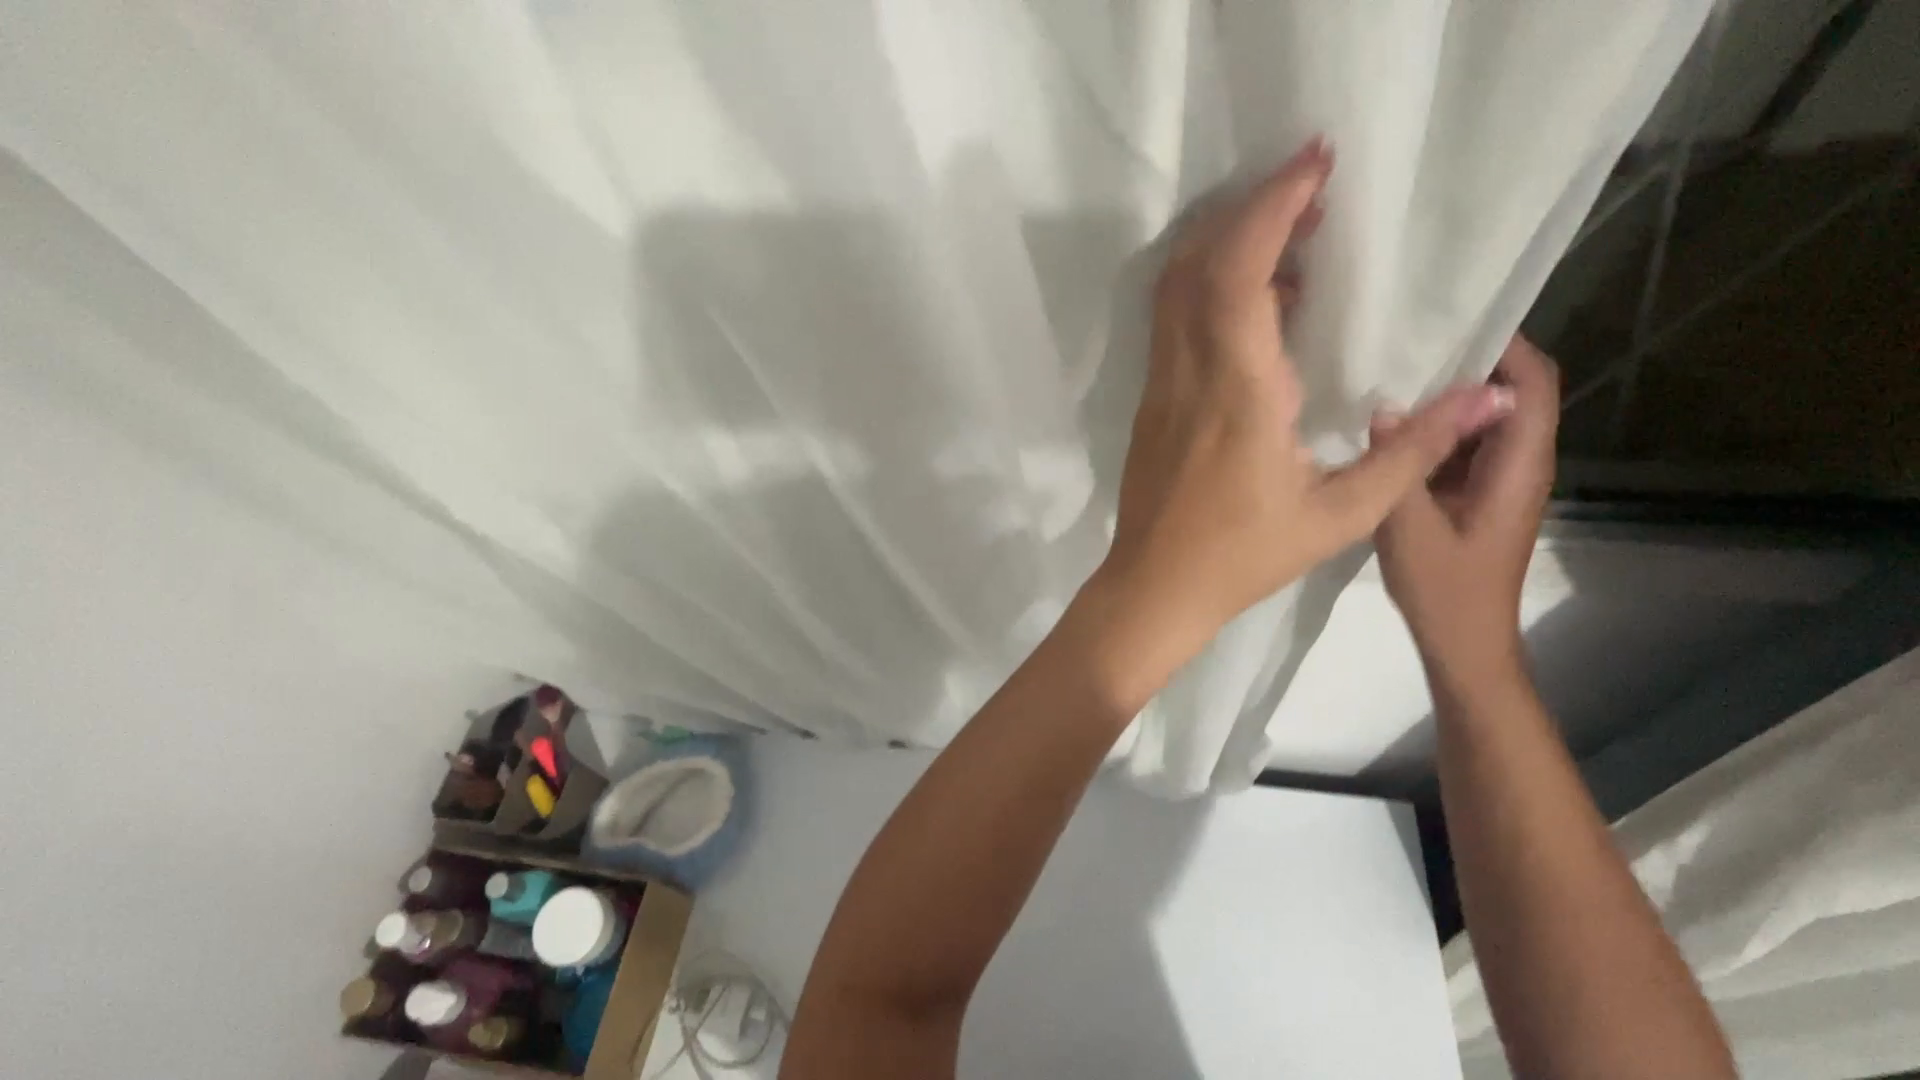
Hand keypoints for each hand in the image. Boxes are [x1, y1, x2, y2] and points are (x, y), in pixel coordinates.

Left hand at [1100, 137, 1511, 642]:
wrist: (1154, 585)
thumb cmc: (1244, 557)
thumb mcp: (1340, 515)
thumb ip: (1413, 452)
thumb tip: (1490, 396)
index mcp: (1236, 388)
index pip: (1238, 271)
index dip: (1271, 207)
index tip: (1316, 163)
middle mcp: (1188, 370)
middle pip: (1200, 261)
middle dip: (1253, 211)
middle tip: (1316, 189)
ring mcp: (1161, 382)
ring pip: (1178, 287)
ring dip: (1228, 244)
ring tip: (1298, 235)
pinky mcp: (1153, 397)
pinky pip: (1176, 321)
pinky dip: (1213, 286)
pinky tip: (1265, 301)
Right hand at [1373, 335, 1559, 682]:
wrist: (1464, 644)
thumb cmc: (1447, 590)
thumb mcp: (1409, 528)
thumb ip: (1398, 465)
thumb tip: (1382, 405)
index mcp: (1519, 465)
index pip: (1532, 384)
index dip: (1505, 344)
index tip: (1451, 316)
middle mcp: (1518, 463)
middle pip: (1510, 392)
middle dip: (1466, 361)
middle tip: (1405, 339)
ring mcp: (1497, 479)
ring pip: (1482, 418)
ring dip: (1445, 395)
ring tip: (1390, 371)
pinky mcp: (1474, 494)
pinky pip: (1461, 444)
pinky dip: (1433, 428)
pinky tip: (1387, 425)